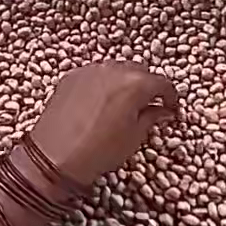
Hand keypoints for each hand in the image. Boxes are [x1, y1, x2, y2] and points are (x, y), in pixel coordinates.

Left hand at [27, 62, 178, 185]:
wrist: (55, 156)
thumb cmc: (97, 150)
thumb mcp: (134, 137)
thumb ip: (151, 117)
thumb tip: (161, 111)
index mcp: (135, 84)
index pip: (162, 83)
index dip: (170, 96)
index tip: (170, 107)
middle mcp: (113, 70)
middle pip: (139, 71)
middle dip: (147, 86)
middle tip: (149, 105)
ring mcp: (90, 71)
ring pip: (115, 69)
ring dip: (123, 82)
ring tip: (123, 104)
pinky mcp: (71, 76)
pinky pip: (94, 74)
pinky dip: (102, 84)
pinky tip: (100, 102)